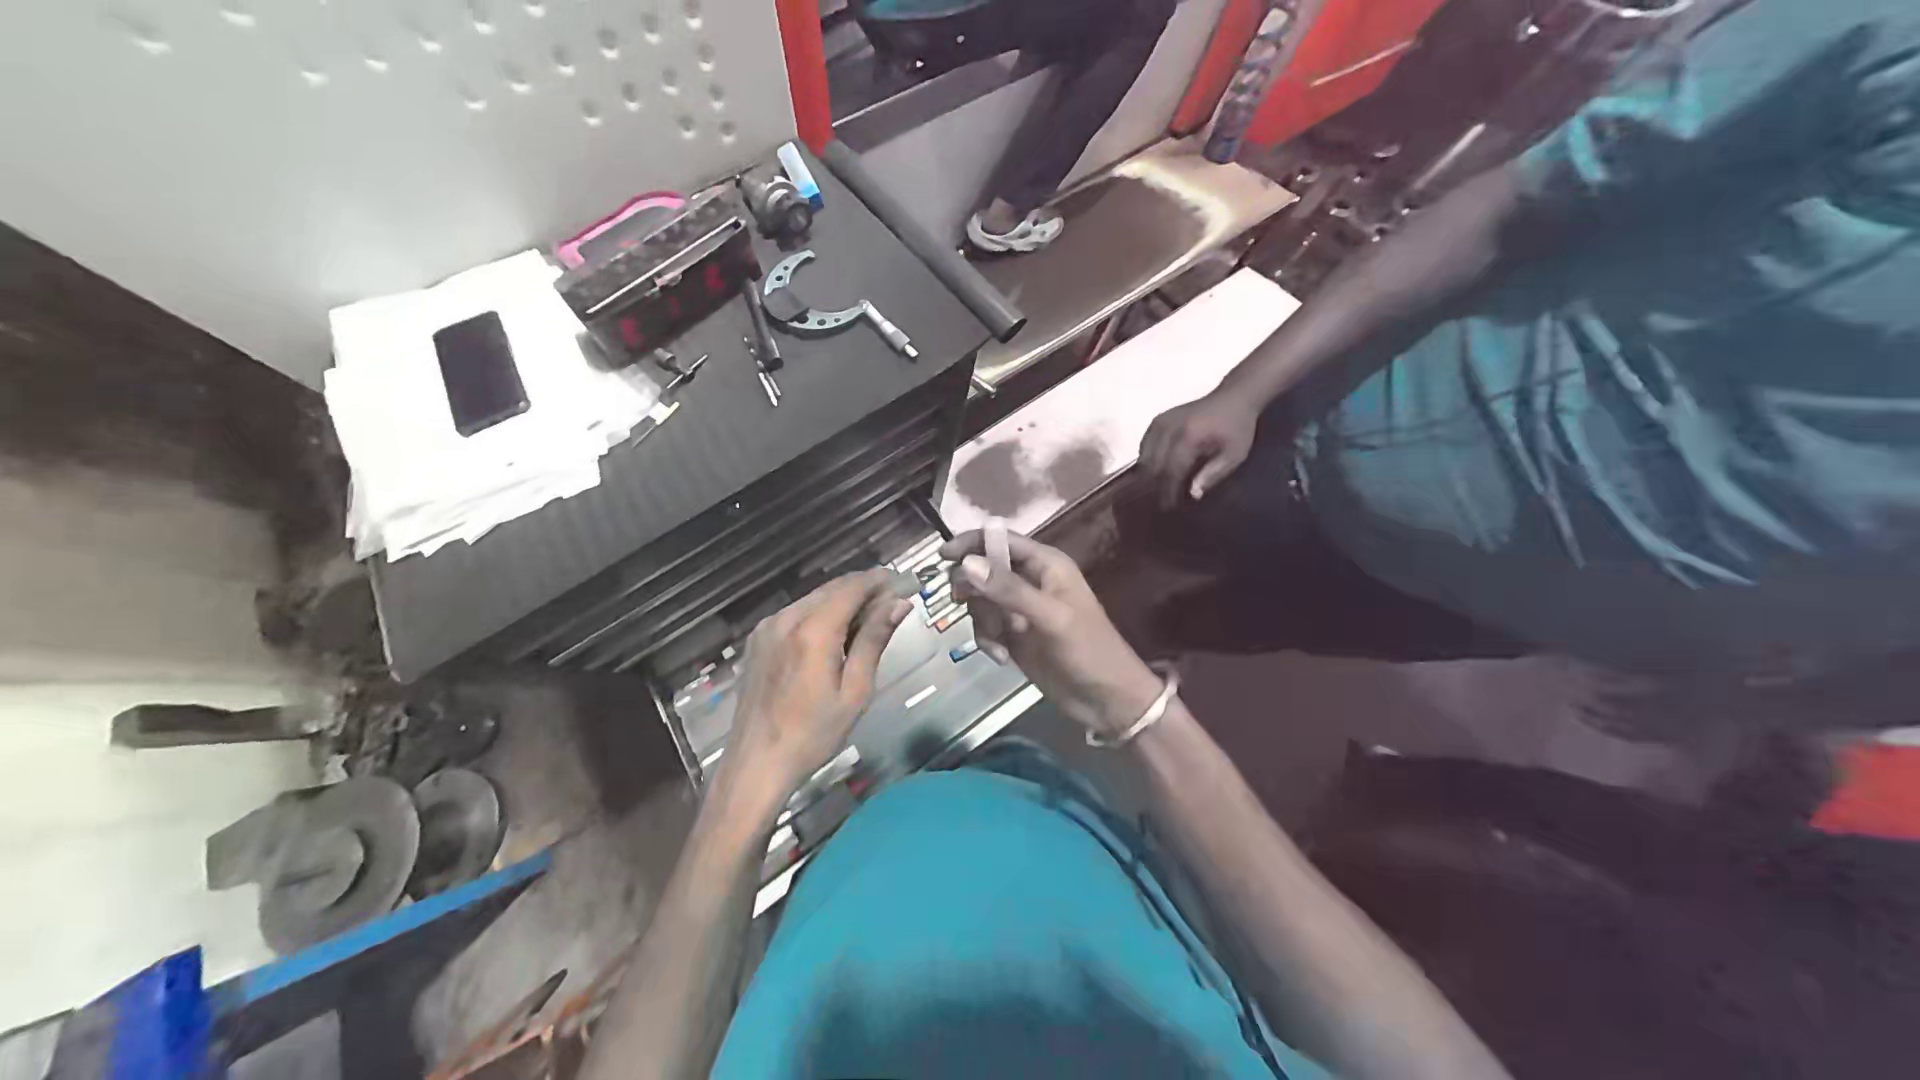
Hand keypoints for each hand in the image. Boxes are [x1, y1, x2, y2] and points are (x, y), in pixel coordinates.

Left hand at [724, 569, 912, 798]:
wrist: (756, 763)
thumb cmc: (813, 734)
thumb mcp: (855, 690)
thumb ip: (874, 640)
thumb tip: (898, 604)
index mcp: (813, 630)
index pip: (852, 587)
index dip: (880, 581)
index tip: (904, 583)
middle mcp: (786, 618)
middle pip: (832, 589)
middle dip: (864, 590)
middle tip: (893, 601)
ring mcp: (767, 628)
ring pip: (813, 599)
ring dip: (843, 601)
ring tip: (870, 619)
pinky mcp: (758, 640)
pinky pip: (795, 614)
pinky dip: (820, 613)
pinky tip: (835, 633)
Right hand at [944, 531, 1165, 736]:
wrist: (1106, 699)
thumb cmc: (1087, 650)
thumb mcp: (1049, 617)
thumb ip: (1009, 590)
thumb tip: (966, 564)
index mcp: (1046, 564)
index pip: (1000, 540)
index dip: (970, 544)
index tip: (942, 557)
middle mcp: (1031, 581)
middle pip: (984, 570)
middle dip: (973, 589)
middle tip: (964, 604)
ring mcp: (1020, 609)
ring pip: (980, 601)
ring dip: (982, 621)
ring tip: (1000, 642)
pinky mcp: (1014, 635)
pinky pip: (985, 626)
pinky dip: (987, 640)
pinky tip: (1002, 658)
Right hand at [1138, 394, 1259, 507]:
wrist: (1233, 397)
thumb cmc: (1237, 427)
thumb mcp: (1235, 454)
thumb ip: (1214, 474)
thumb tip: (1193, 494)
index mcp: (1189, 436)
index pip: (1171, 470)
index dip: (1168, 490)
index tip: (1168, 506)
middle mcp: (1169, 428)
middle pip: (1153, 465)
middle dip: (1156, 486)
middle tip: (1161, 502)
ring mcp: (1160, 423)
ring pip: (1144, 457)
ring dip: (1149, 475)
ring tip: (1157, 489)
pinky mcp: (1157, 421)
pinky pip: (1144, 446)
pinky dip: (1147, 461)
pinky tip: (1155, 470)